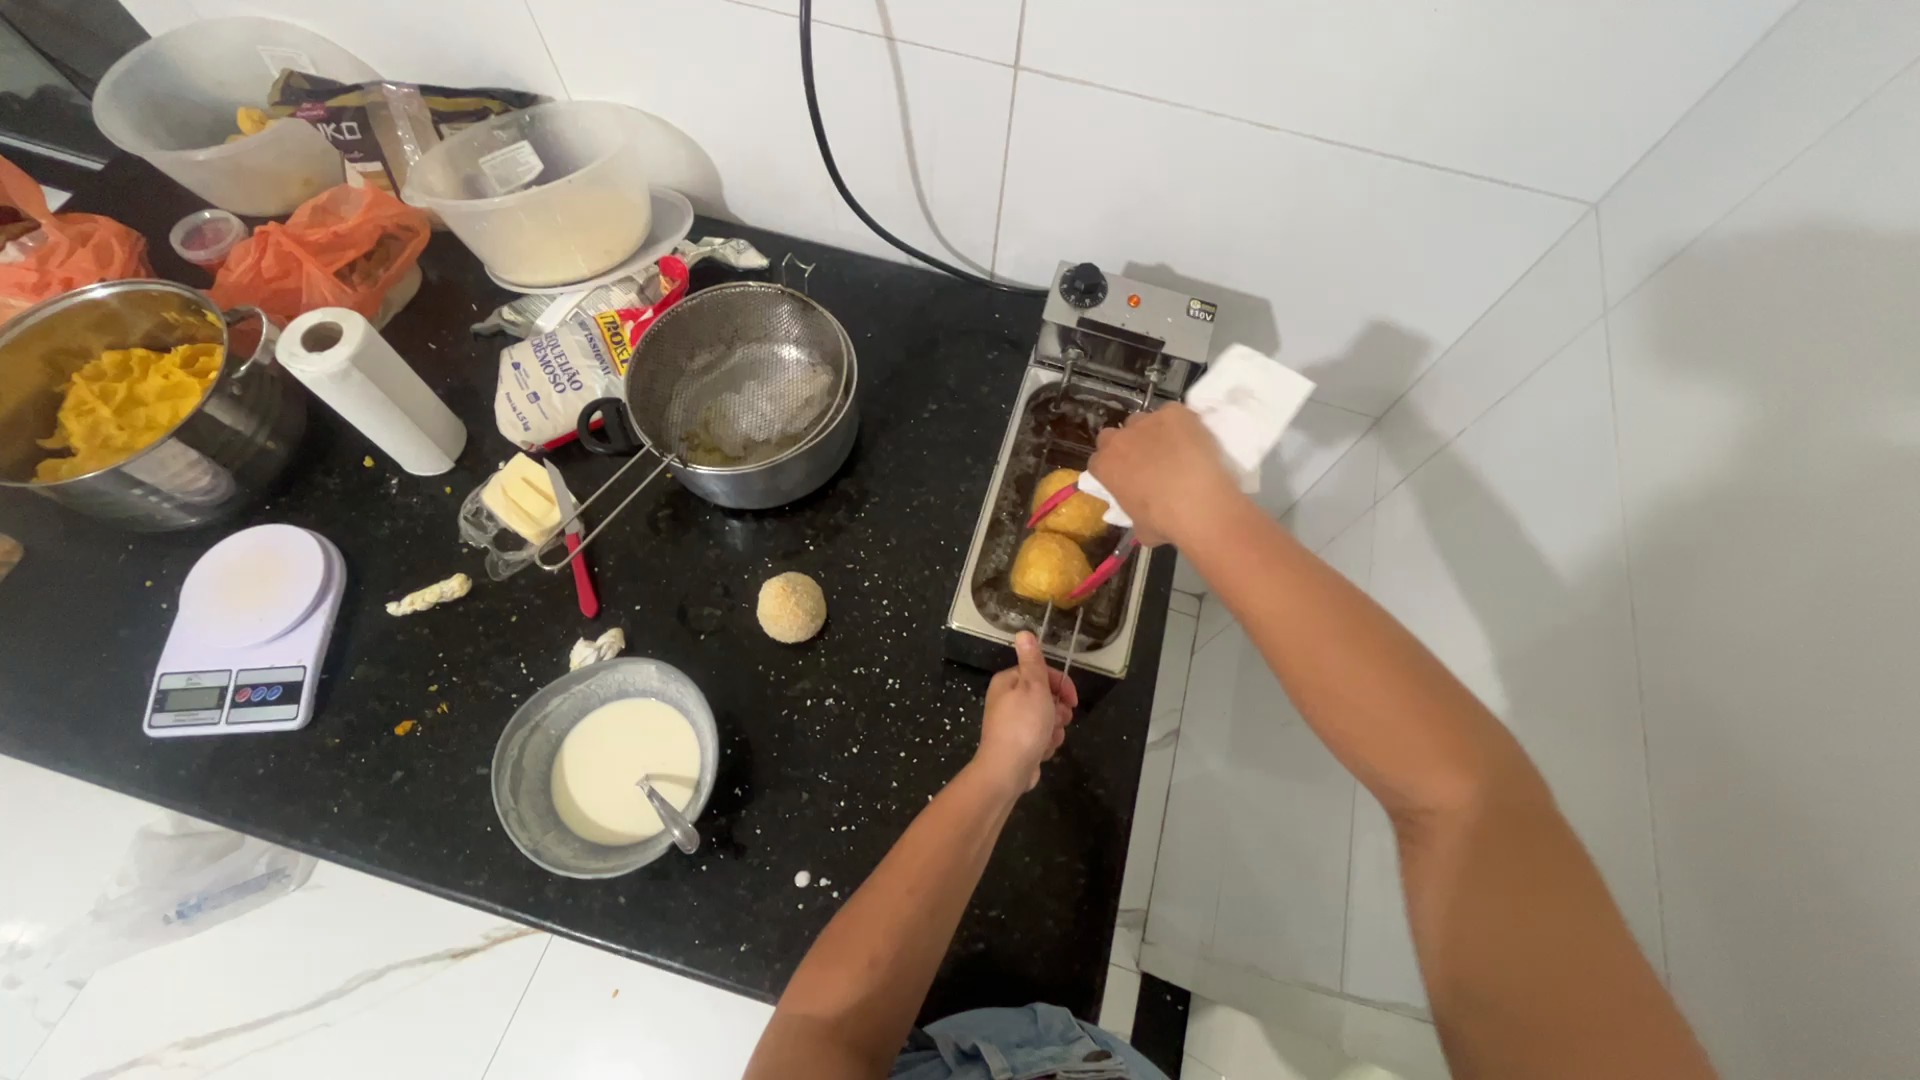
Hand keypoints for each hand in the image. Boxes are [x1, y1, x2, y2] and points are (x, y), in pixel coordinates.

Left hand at [976, 632, 1077, 791]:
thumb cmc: (1023, 725)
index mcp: (1008, 682)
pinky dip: (1045, 743)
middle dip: (1058, 711)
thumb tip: (1024, 632)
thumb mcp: (1033, 687)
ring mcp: (1012, 723)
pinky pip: (1041, 737)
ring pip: (1047, 719)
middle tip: (1057, 719)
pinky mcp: (1019, 743)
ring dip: (1054, 729)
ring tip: (1048, 738)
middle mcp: (1007, 699)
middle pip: (1046, 697)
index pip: (1042, 674)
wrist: (1007, 770)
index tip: (1073, 700)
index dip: (1061, 685)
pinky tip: (1042, 751)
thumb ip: (1033, 661)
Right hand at [1088, 404, 1241, 546]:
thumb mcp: (1138, 526)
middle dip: (1125, 445)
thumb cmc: (1164, 522)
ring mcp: (1146, 422)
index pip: (1098, 460)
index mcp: (1104, 466)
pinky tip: (1191, 439)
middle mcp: (1119, 439)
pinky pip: (1172, 413)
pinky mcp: (1174, 413)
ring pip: (1142, 421)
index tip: (1125, 475)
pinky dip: (1179, 423)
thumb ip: (1131, 513)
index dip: (1112, 466)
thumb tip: (1140, 516)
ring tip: (1173, 448)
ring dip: (1151, 432)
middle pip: (1114, 435)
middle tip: (1145, 459)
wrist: (1199, 505)